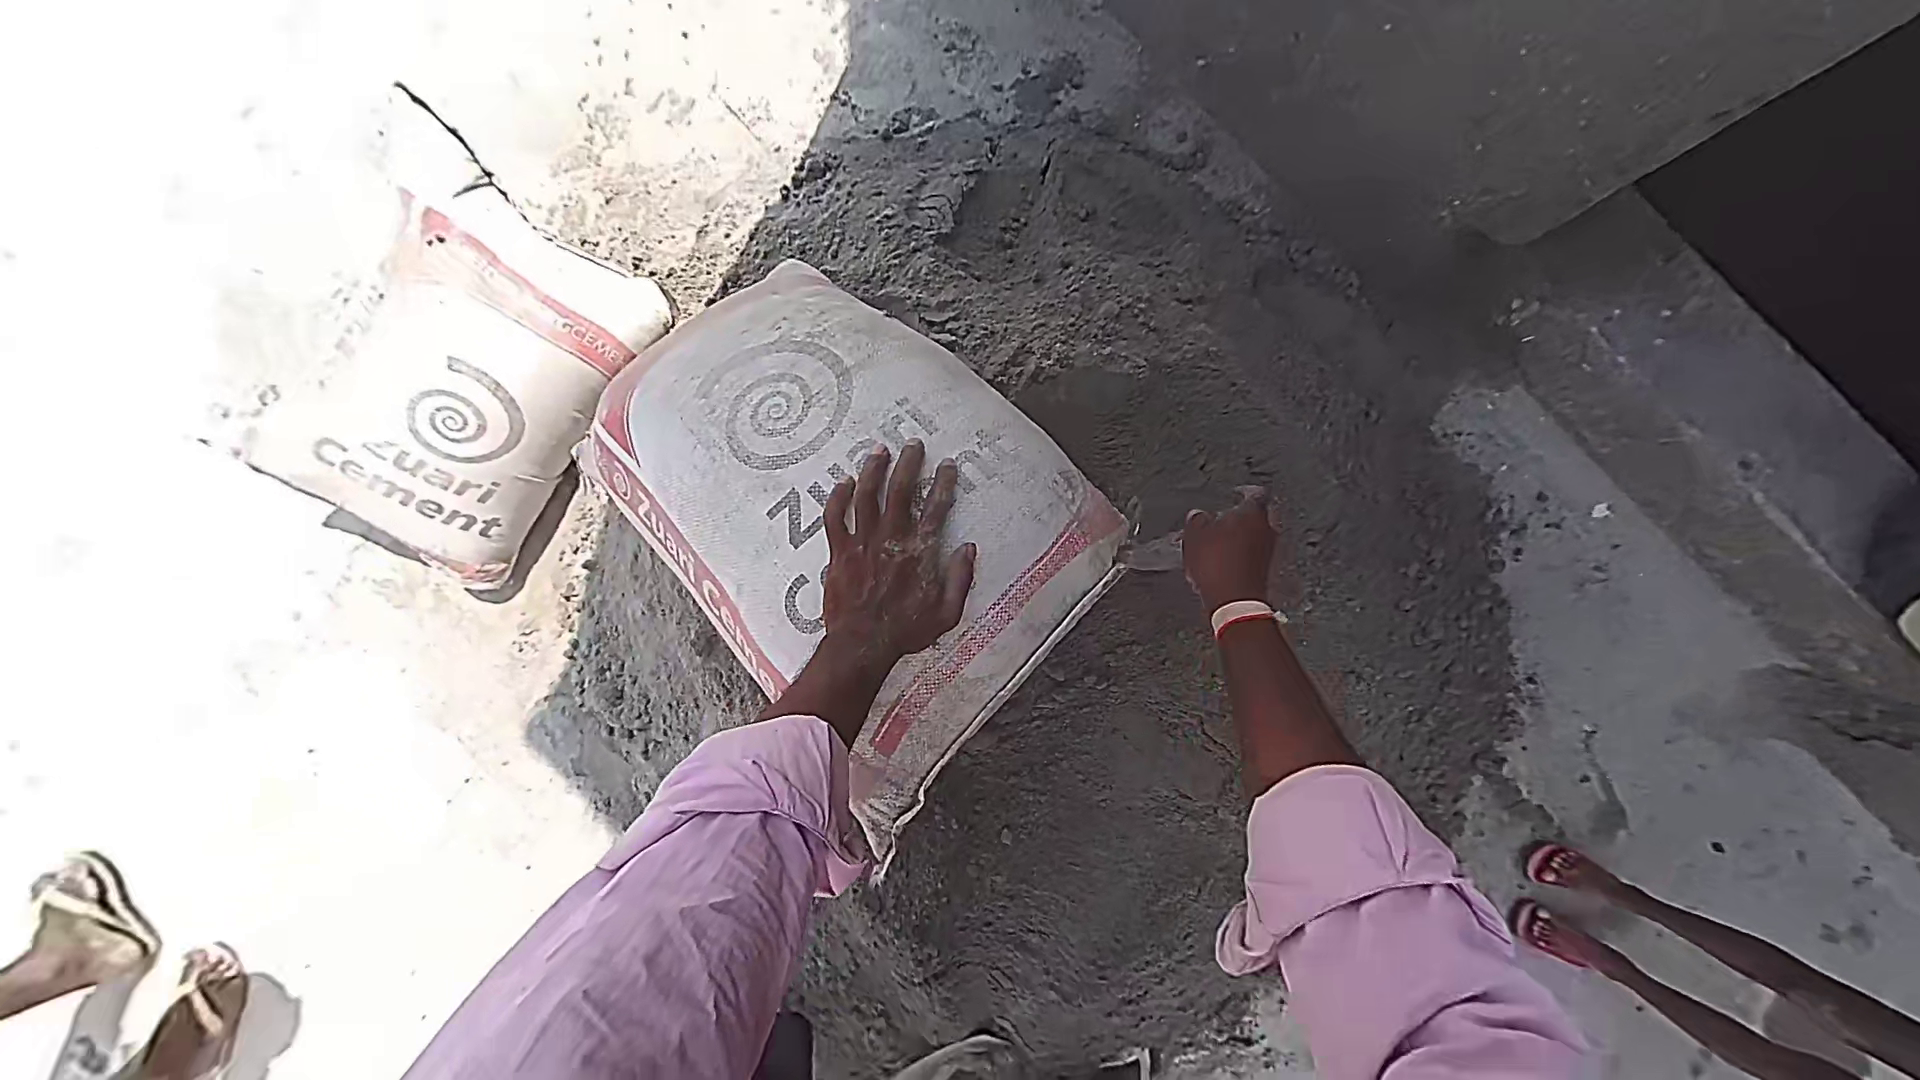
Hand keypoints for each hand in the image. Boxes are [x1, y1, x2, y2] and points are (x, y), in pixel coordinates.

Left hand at [820, 440, 976, 667]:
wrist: (862, 645)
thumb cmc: (904, 631)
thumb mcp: (946, 613)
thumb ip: (960, 579)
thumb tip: (968, 550)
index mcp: (919, 553)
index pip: (936, 508)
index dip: (943, 483)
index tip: (947, 466)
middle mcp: (891, 541)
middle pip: (900, 491)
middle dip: (908, 464)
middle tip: (912, 446)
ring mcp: (862, 544)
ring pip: (867, 497)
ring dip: (874, 470)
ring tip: (879, 451)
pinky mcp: (840, 553)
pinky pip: (835, 518)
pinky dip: (838, 498)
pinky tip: (844, 482)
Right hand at [1182, 486, 1275, 610]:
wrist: (1233, 600)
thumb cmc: (1218, 564)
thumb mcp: (1194, 535)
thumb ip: (1197, 519)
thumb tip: (1198, 516)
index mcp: (1253, 513)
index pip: (1253, 493)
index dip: (1242, 492)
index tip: (1235, 494)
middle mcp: (1267, 529)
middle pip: (1254, 516)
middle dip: (1238, 518)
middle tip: (1220, 520)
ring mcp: (1268, 550)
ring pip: (1253, 536)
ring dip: (1238, 537)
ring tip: (1217, 544)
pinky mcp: (1264, 569)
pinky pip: (1251, 555)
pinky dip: (1239, 555)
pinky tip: (1222, 563)